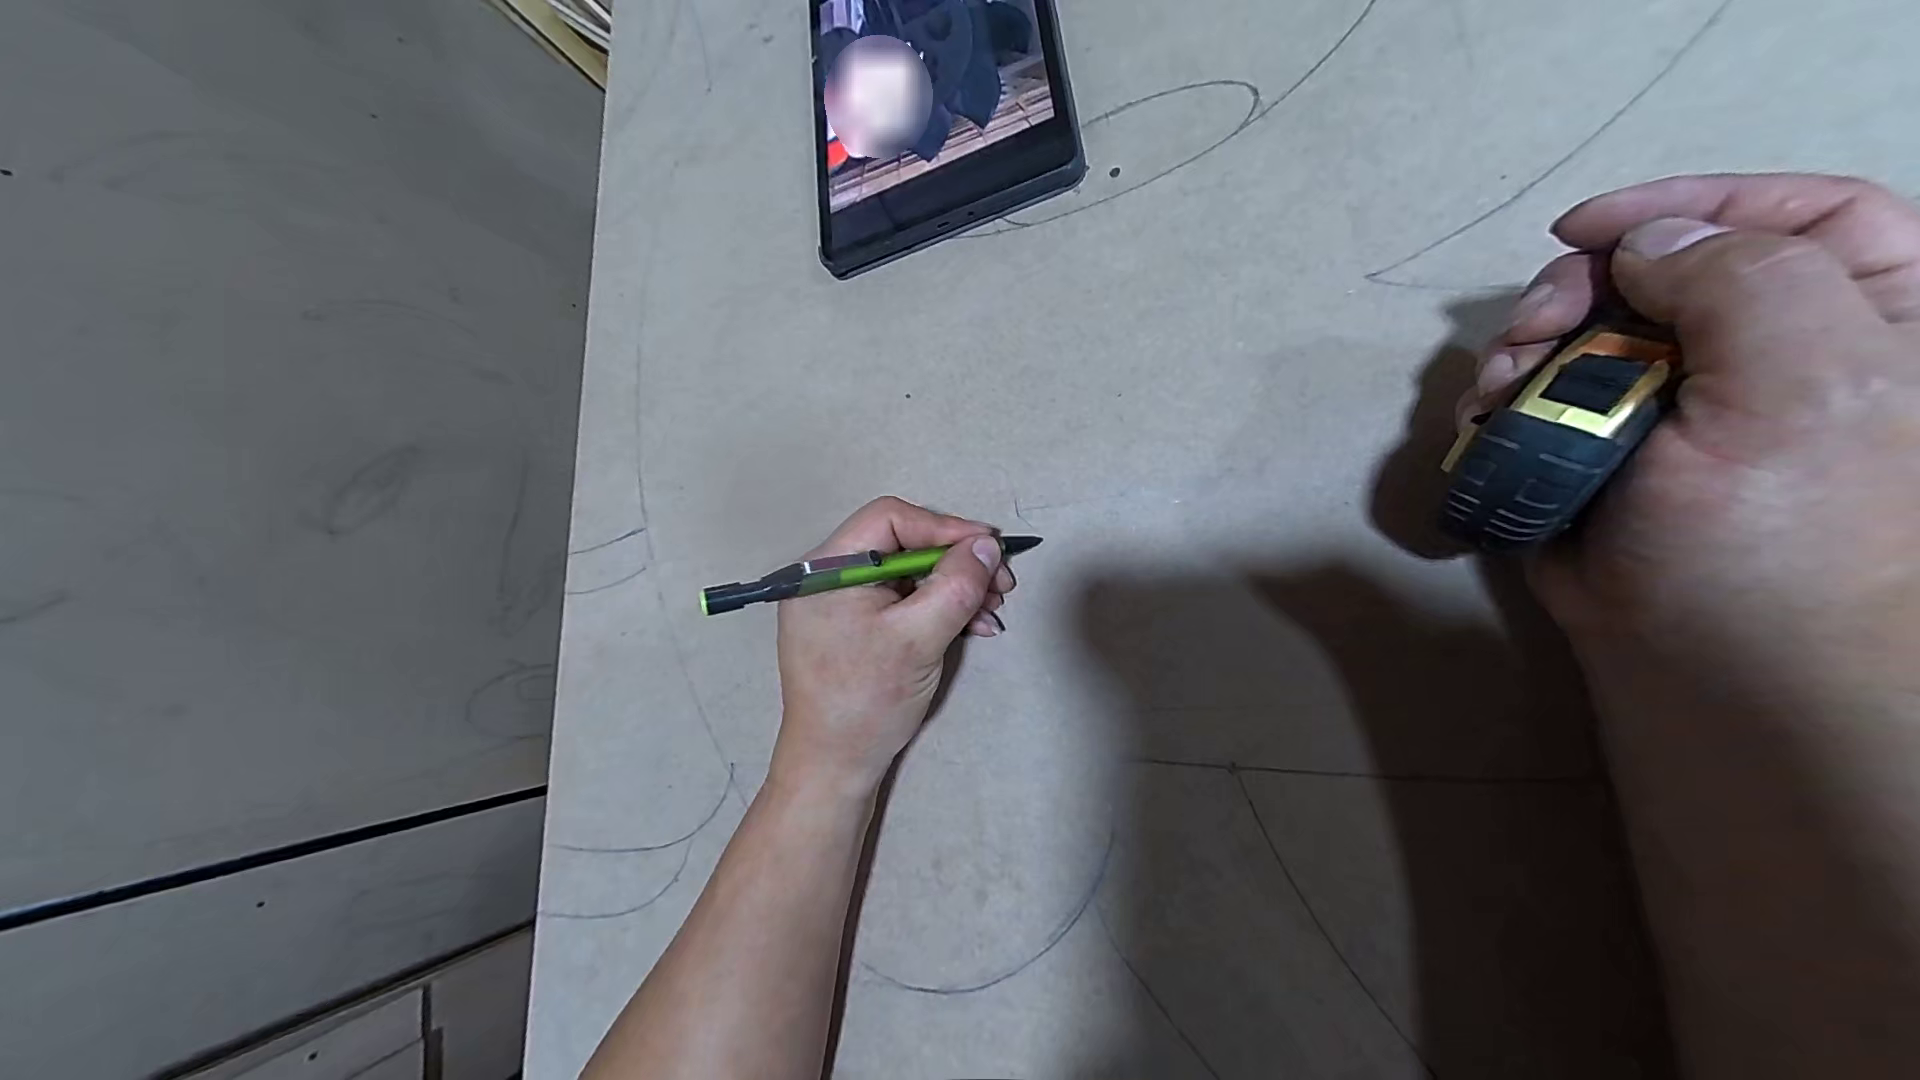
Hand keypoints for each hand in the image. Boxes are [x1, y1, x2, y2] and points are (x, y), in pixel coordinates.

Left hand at [772, 497, 1016, 794]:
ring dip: (958, 586)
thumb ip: (956, 586)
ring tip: (995, 607)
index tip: (988, 548)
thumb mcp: (918, 639)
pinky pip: (907, 599)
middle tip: (1002, 582)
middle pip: (905, 543)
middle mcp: (833, 576)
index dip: (944, 527)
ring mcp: (848, 601)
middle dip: (958, 561)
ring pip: (912, 573)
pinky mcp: (863, 624)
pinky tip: (976, 625)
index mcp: (829, 568)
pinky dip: (943, 608)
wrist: (835, 766)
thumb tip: (988, 545)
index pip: (890, 519)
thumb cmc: (867, 701)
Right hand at [1464, 174, 1919, 685]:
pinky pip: (1531, 390)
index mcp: (1853, 320)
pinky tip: (1485, 419)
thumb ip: (1747, 286)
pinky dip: (1497, 395)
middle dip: (1571, 292)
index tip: (1581, 229)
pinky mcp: (1584, 439)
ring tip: (1498, 392)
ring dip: (1520, 349)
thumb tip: (1646, 241)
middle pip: (1651, 274)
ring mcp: (1656, 399)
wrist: (1690, 643)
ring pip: (1575, 333)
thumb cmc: (1776, 528)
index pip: (1792, 215)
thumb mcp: (1804, 394)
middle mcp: (1750, 350)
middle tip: (1529, 332)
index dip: (1686, 204)